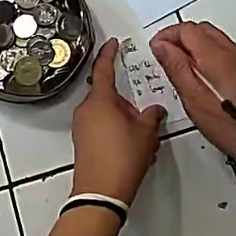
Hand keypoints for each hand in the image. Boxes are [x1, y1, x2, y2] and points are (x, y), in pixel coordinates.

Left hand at [70, 38, 165, 204]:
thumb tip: (154, 111)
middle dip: (126, 102)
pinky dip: (114, 130)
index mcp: (100, 101)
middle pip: (107, 94)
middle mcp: (86, 110)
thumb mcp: (146, 133)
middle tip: (143, 115)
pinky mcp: (81, 140)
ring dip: (122, 118)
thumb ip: (152, 116)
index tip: (112, 44)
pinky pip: (99, 126)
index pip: (103, 69)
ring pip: (104, 112)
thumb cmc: (121, 160)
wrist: (101, 191)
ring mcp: (81, 126)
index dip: (109, 54)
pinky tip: (129, 147)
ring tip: (139, 137)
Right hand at [149, 22, 235, 171]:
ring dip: (192, 44)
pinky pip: (224, 49)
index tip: (157, 49)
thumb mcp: (195, 102)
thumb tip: (162, 47)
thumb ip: (177, 69)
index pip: (187, 30)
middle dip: (178, 37)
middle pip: (200, 29)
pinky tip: (200, 74)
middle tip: (164, 55)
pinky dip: (206, 53)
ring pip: (213, 37)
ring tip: (179, 66)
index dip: (167, 36)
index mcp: (219, 60)